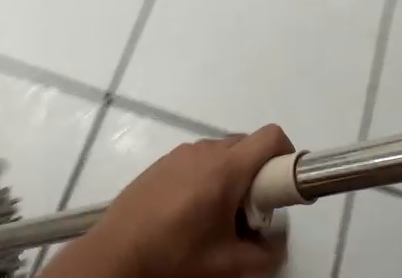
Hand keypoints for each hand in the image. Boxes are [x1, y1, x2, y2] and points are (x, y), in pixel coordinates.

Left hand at [46, 124, 294, 277]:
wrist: (114, 258)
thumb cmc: (174, 258)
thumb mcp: (228, 267)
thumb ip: (267, 253)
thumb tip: (278, 239)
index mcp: (225, 168)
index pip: (272, 138)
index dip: (288, 158)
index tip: (284, 192)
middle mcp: (205, 149)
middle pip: (248, 147)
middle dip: (259, 177)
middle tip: (249, 218)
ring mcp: (180, 153)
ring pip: (223, 154)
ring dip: (232, 180)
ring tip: (217, 221)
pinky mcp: (162, 163)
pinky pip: (199, 161)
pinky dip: (207, 180)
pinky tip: (191, 216)